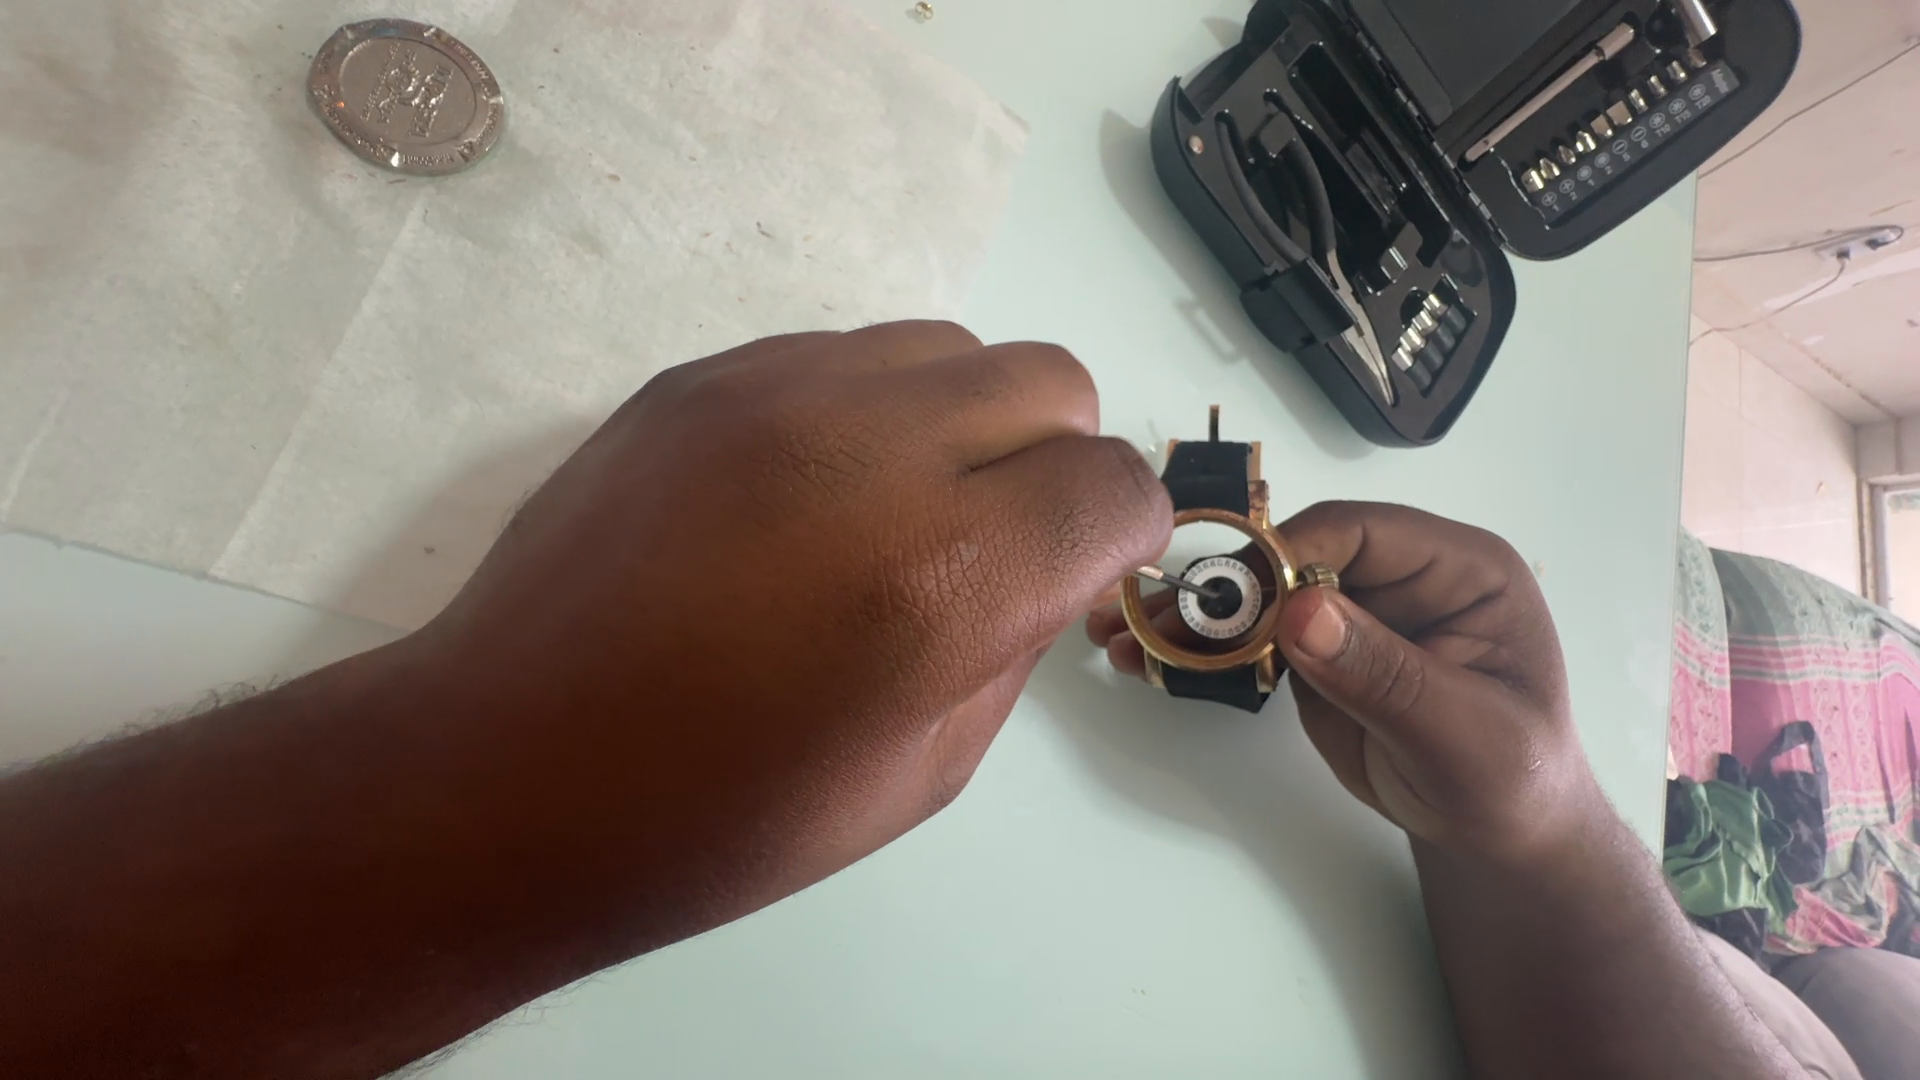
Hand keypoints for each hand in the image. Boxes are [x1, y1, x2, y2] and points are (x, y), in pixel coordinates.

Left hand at [415, 322, 1171, 943]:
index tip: (1088, 561)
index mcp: (945, 576)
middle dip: (1058, 457)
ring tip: (900, 506)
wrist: (506, 769)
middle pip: (1052, 381)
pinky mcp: (701, 376)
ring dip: (968, 422)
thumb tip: (1047, 561)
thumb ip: (1015, 641)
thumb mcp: (927, 772)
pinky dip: (875, 411)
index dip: (1123, 527)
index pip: (1113, 486)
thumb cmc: (727, 812)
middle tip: (999, 532)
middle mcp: (873, 450)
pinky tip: (811, 490)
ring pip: (955, 347)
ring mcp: (776, 391)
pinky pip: (850, 353)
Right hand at [1088, 502, 1600, 861]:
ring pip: (1252, 594)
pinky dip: (1195, 650)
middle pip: (1286, 557)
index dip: (1287, 554)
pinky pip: (1243, 637)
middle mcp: (1390, 574)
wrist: (1485, 832)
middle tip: (1144, 616)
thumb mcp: (1466, 735)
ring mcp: (1343, 610)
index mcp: (1454, 569)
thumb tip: (1299, 611)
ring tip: (1121, 638)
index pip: (1356, 532)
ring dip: (1187, 617)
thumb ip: (1386, 673)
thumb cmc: (1507, 781)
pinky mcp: (1306, 647)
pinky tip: (1146, 659)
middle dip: (1213, 587)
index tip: (1227, 596)